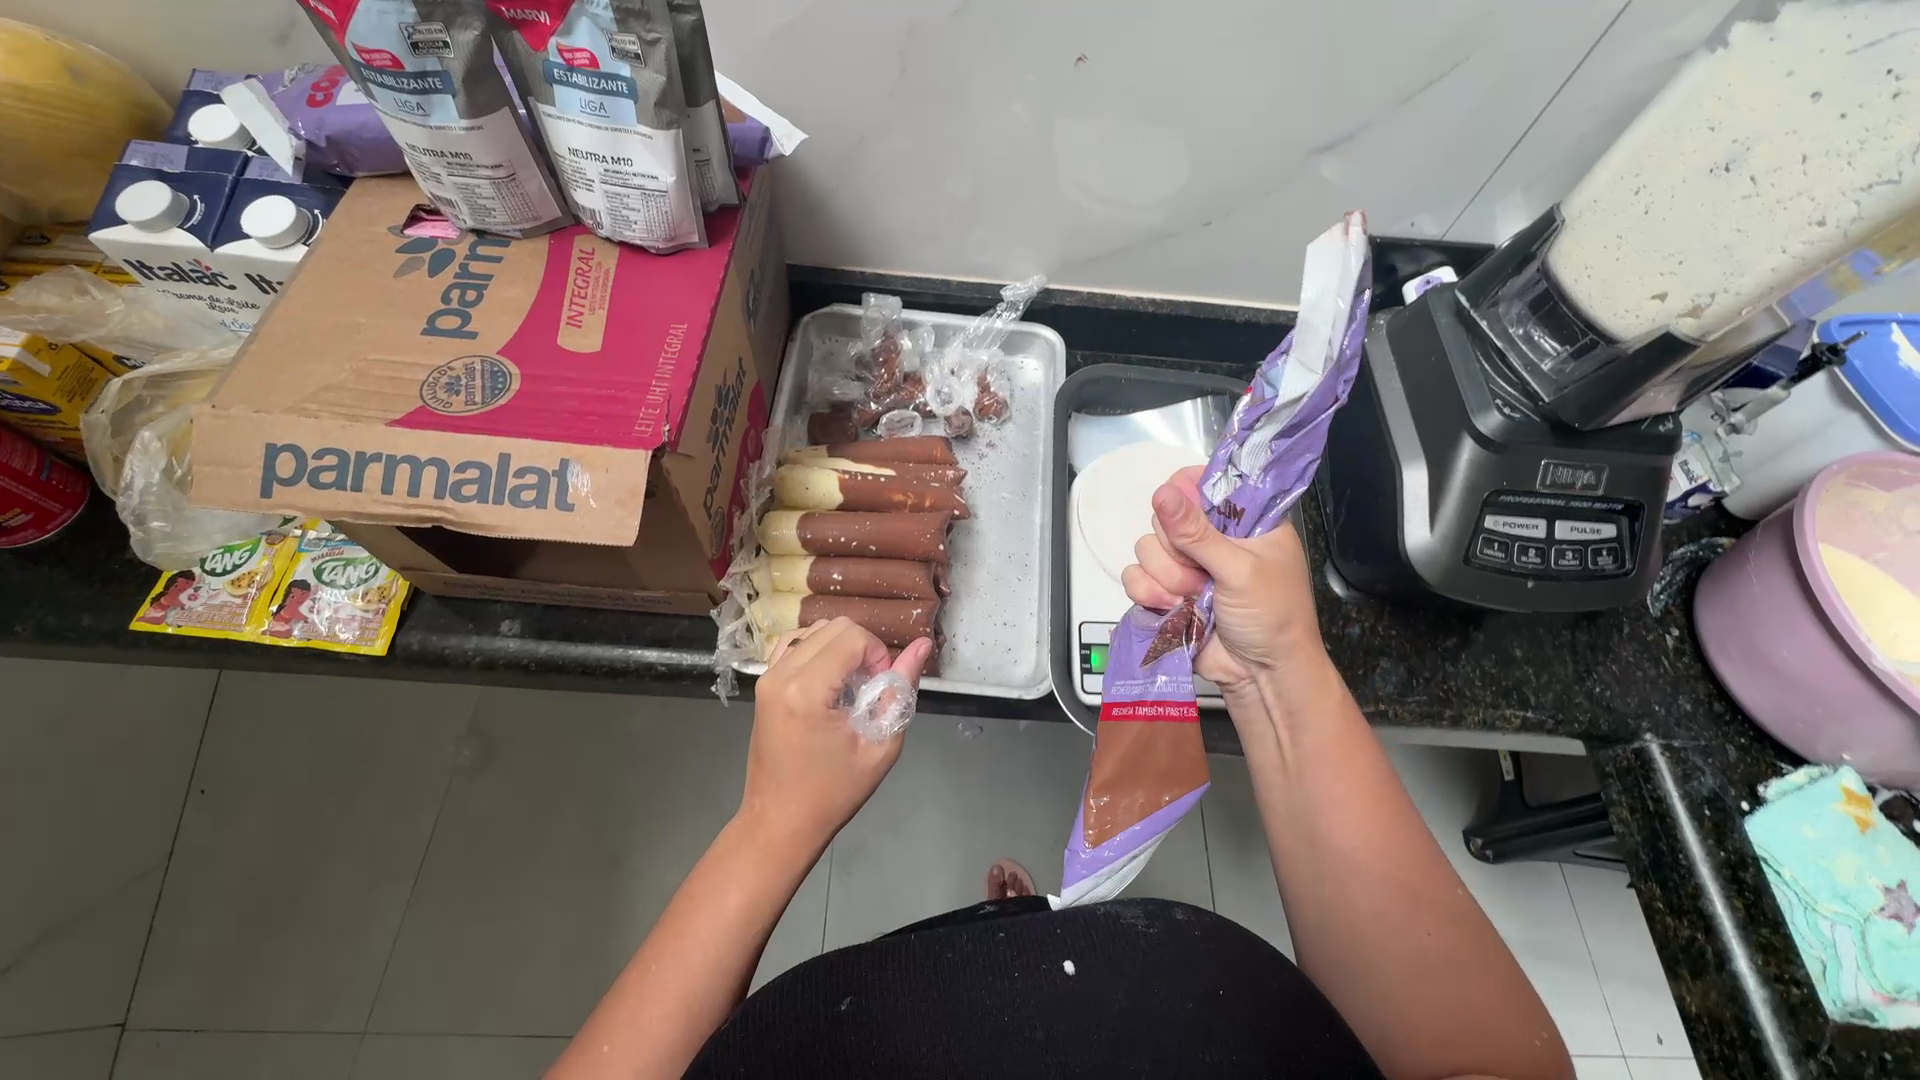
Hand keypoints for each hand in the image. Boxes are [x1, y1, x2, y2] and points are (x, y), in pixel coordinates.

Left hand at [743, 618, 932, 848]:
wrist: (780, 821)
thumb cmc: (834, 792)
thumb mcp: (880, 744)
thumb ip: (902, 690)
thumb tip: (922, 646)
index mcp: (806, 691)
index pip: (854, 637)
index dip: (879, 657)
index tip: (881, 691)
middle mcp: (781, 674)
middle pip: (835, 626)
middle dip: (863, 649)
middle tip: (870, 691)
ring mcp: (767, 676)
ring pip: (815, 630)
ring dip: (842, 649)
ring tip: (849, 689)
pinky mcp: (763, 682)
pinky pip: (794, 643)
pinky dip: (818, 651)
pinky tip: (829, 682)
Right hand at [1121, 465, 1324, 693]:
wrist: (1263, 676)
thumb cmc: (1273, 616)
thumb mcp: (1240, 568)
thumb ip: (1197, 532)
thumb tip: (1162, 491)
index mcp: (1243, 521)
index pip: (1202, 483)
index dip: (1186, 494)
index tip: (1185, 516)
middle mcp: (1212, 538)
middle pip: (1166, 517)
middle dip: (1175, 549)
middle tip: (1201, 572)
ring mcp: (1186, 566)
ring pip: (1146, 548)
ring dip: (1165, 577)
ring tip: (1192, 598)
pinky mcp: (1166, 593)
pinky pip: (1135, 577)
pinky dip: (1147, 592)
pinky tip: (1169, 607)